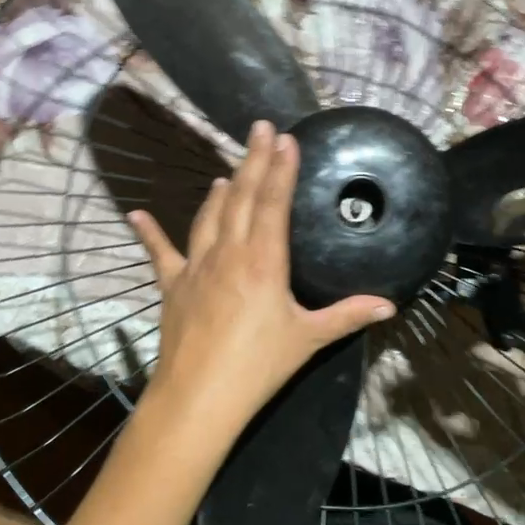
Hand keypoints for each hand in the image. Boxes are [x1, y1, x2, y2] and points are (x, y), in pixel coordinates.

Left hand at [128, 121, 394, 434]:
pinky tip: (136, 215)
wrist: (199, 396)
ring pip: (208, 217)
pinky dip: (149, 233)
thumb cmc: (258, 366)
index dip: (280, 168)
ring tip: (229, 171)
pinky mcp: (172, 286)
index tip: (285, 138)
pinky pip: (160, 253)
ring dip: (221, 191)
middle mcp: (228, 253)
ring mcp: (195, 267)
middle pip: (241, 197)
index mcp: (263, 261)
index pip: (273, 203)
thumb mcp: (308, 339)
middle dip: (253, 161)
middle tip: (260, 128)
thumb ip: (347, 316)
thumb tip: (388, 305)